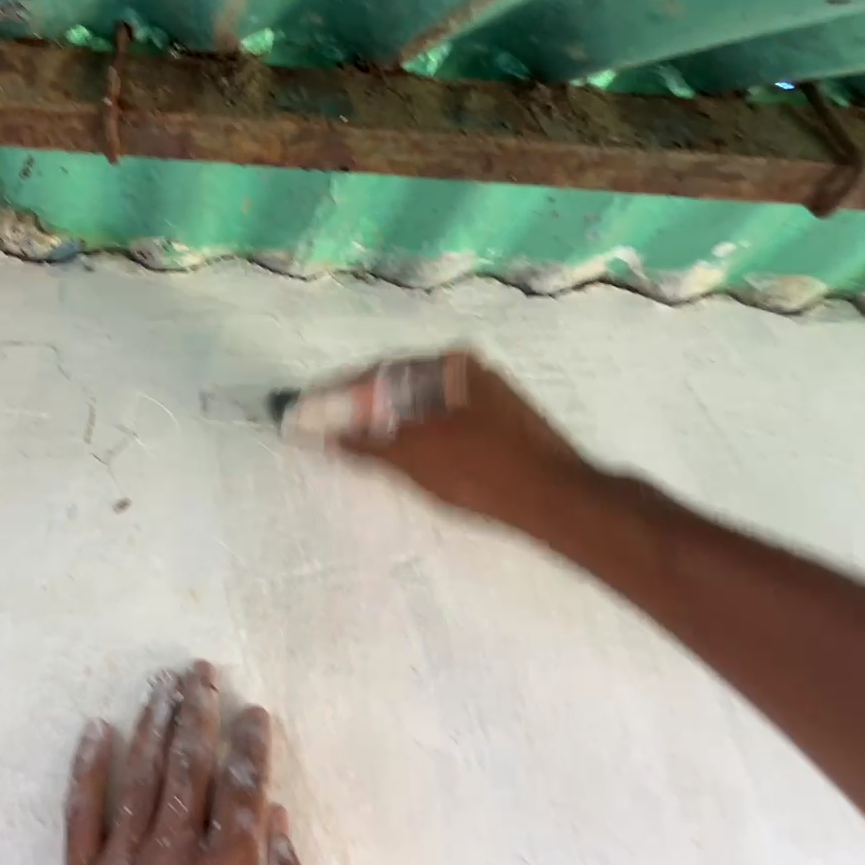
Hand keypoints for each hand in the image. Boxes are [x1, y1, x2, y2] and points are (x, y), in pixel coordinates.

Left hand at [59, 662, 306, 864]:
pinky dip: (86, 767)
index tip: (253, 709)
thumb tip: (276, 816)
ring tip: (161, 681)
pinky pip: (80, 813)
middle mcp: (174, 855)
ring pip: (140, 775)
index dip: (249, 742)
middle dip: (197, 712)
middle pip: (188, 765)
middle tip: (199, 671)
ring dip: (152, 721)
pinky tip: (95, 727)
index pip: (242, 786)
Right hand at [331, 349, 590, 532]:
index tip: (305, 410)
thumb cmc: (480, 472)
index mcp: (444, 365)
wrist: (559, 499)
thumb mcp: (412, 458)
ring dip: (385, 420)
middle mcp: (464, 368)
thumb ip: (364, 442)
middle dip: (357, 406)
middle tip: (326, 428)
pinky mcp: (498, 416)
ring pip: (419, 401)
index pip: (373, 373)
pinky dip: (413, 429)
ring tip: (356, 442)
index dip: (335, 394)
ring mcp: (485, 391)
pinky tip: (401, 450)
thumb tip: (326, 433)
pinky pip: (440, 415)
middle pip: (395, 384)